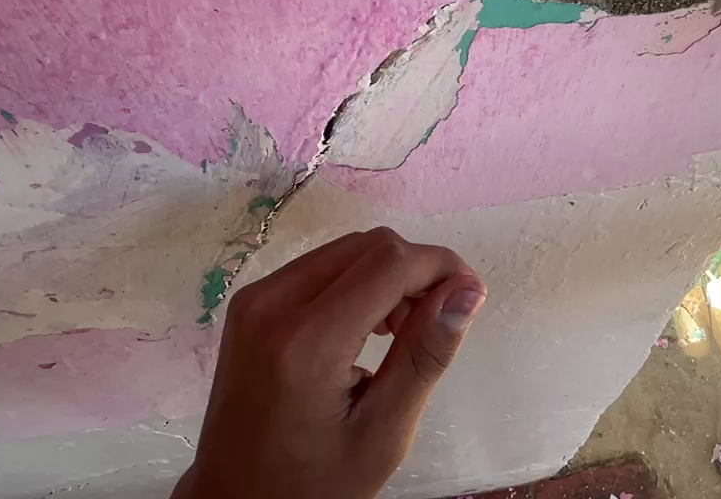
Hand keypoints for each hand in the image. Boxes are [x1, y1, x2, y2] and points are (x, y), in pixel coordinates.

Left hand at [173, 227, 486, 498]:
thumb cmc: (314, 484)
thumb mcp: (383, 434)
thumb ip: (425, 355)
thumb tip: (469, 290)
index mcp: (306, 343)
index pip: (389, 263)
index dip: (439, 266)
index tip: (469, 294)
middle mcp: (274, 303)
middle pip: (370, 246)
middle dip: (415, 270)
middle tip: (434, 321)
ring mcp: (256, 296)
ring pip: (347, 248)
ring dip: (387, 272)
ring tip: (400, 329)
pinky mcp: (251, 298)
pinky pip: (321, 262)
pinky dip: (357, 278)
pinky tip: (365, 323)